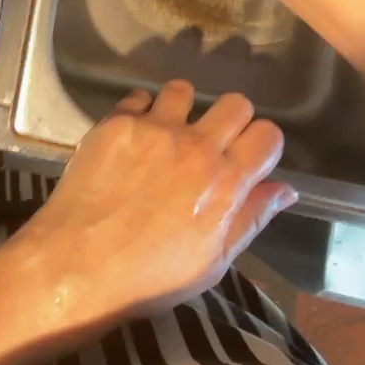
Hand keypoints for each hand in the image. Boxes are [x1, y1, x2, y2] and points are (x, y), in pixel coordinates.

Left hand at [8, 81, 295, 324]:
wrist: (81, 262)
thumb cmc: (152, 275)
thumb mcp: (214, 261)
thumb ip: (250, 218)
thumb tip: (284, 189)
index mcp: (226, 182)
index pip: (268, 135)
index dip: (262, 143)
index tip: (249, 155)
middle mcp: (195, 146)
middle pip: (234, 103)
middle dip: (230, 118)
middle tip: (211, 140)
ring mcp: (153, 129)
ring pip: (183, 90)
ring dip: (181, 108)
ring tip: (167, 131)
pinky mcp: (117, 122)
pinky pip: (138, 97)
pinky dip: (140, 112)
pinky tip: (133, 136)